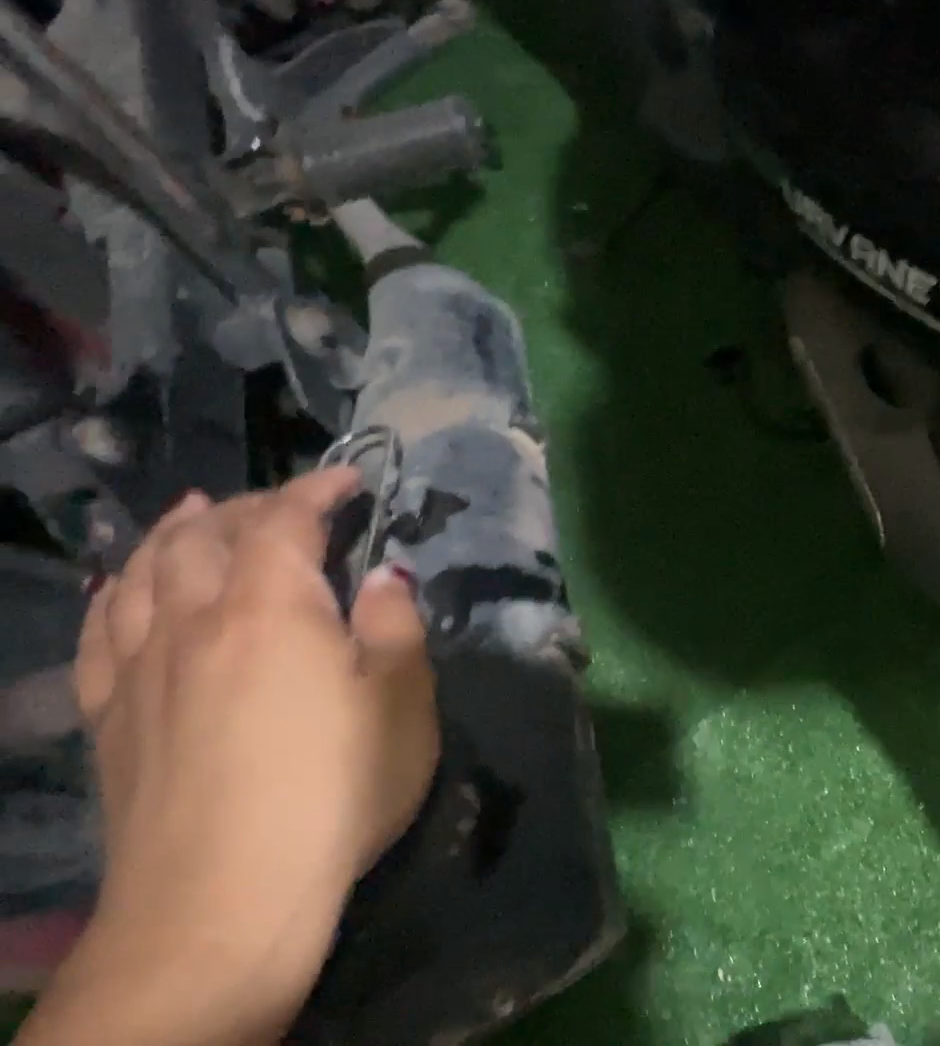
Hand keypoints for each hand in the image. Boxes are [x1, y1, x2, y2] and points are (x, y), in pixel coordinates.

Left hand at [23, 467, 441, 1045]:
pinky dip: (116, 590)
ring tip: (194, 514)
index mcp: (272, 610)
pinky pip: (101, 629)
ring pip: (142, 574)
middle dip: (247, 506)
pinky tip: (124, 587)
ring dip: (172, 533)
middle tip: (287, 501)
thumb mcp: (402, 701)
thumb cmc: (338, 787)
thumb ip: (393, 626)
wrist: (223, 897)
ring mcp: (141, 670)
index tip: (349, 478)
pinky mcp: (110, 717)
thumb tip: (384, 577)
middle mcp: (195, 623)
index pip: (284, 524)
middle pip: (204, 538)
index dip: (315, 490)